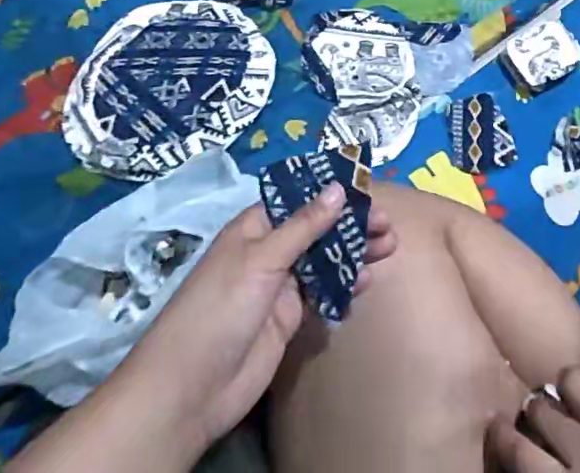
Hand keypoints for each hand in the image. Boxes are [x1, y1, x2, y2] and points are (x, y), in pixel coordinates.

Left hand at [108, 187, 398, 451]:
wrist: (189, 391)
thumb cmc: (219, 310)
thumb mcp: (261, 260)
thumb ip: (304, 225)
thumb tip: (339, 187)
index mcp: (255, 228)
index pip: (300, 199)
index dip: (333, 192)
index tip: (369, 190)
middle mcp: (270, 251)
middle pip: (319, 228)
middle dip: (353, 224)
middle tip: (388, 225)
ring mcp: (280, 284)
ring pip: (326, 259)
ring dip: (356, 252)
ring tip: (390, 248)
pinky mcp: (290, 316)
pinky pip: (324, 292)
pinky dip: (346, 284)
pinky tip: (366, 282)